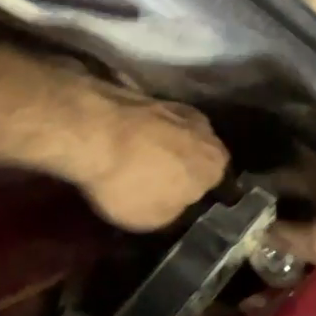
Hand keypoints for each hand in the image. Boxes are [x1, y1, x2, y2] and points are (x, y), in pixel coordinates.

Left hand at [58, 83, 228, 231]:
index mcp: (217, 165)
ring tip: (138, 162)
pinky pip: (153, 123)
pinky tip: (124, 144)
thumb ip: (177, 211)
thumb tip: (177, 201)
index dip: (200, 196)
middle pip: (199, 155)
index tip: (182, 203)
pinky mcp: (149, 95)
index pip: (220, 185)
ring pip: (177, 135)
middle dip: (184, 167)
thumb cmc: (132, 183)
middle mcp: (207, 132)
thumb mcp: (156, 220)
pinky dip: (143, 133)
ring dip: (163, 147)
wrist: (95, 130)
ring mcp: (178, 108)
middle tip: (161, 183)